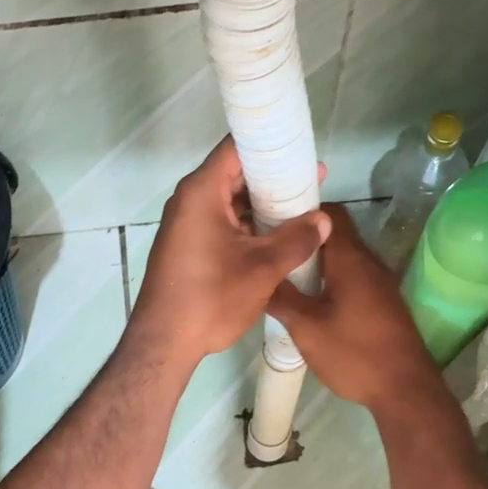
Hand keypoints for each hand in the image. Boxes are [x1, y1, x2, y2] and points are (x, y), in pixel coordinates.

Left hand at [129, 137, 330, 364]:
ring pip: (230, 202)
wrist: (164, 342)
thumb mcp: (263, 269)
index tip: (302, 152)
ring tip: (300, 212)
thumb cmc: (211, 298)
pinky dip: (247, 226)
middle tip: (311, 184)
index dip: (272, 146)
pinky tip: (275, 238)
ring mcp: (186, 225)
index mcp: (202, 192)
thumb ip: (296, 240)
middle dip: (273, 179)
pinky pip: (221, 223)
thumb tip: (323, 221)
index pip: (237, 147)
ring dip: (262, 206)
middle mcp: (189, 201)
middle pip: (235, 174)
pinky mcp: (187, 247)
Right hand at [267, 216, 445, 415]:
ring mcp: (379, 283)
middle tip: (270, 252)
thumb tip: (259, 277)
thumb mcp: (307, 328)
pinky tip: (309, 301)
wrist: (404, 390)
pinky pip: (351, 278)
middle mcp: (369, 263)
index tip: (270, 223)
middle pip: (334, 235)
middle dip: (302, 240)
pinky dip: (329, 281)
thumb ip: (281, 298)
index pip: (329, 213)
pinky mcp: (382, 303)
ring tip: (283, 277)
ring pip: (342, 259)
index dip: (300, 211)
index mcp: (351, 259)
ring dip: (315, 263)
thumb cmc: (354, 354)